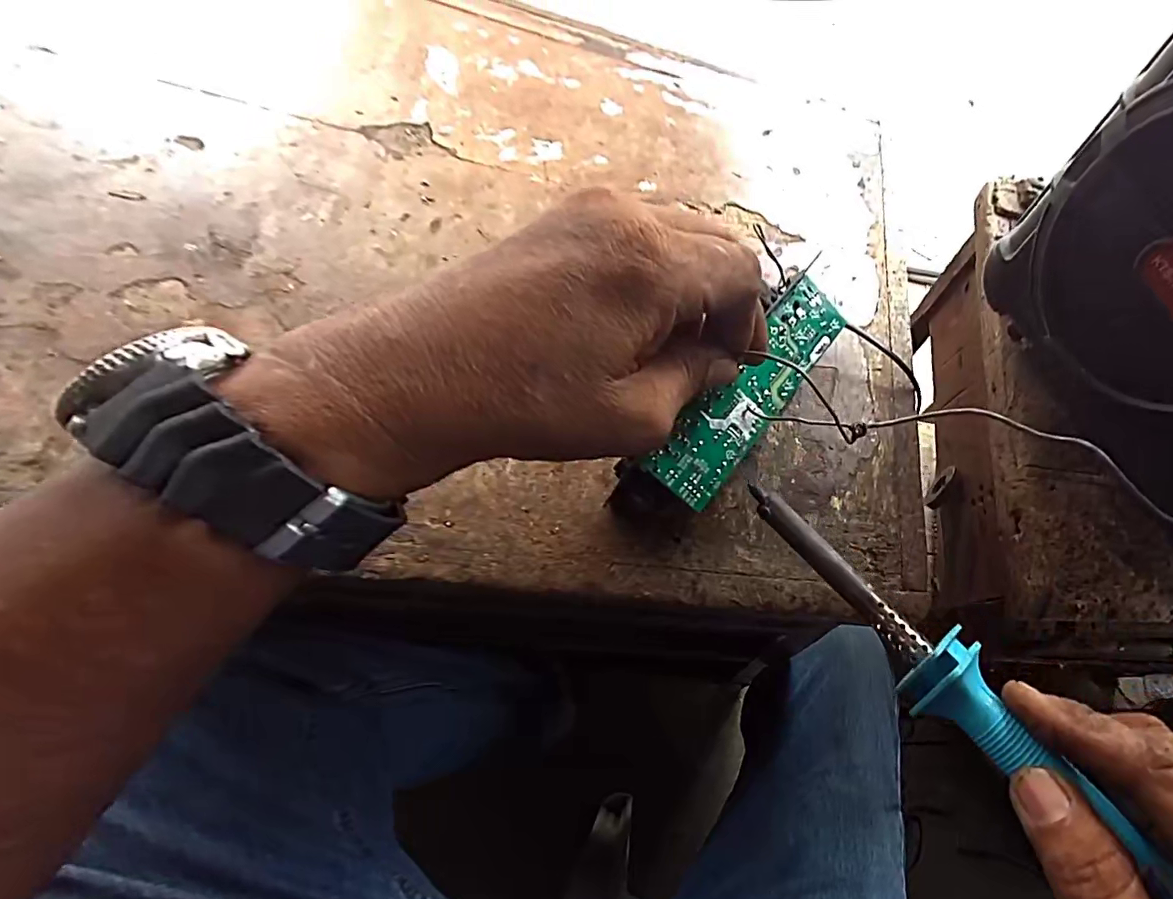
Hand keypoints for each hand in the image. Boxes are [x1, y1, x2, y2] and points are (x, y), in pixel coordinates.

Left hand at [217, 188, 766, 498]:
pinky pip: (643, 229)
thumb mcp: (638, 416)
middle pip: (719, 242)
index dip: (753, 321)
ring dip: (698, 282)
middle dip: (731, 301)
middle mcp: (627, 218)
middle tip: (718, 351)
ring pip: (684, 231)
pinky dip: (663, 268)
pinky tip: (642, 314)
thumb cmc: (531, 402)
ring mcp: (590, 208)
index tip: (738, 362)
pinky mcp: (563, 217)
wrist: (419, 373)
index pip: (743, 272)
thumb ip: (696, 379)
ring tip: (680, 336)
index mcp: (652, 265)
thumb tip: (722, 361)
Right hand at [1000, 682, 1172, 898]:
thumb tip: (1039, 790)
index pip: (1168, 775)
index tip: (1020, 703)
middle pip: (1172, 763)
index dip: (1082, 729)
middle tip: (1011, 727)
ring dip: (1100, 770)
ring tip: (1039, 768)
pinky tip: (1090, 808)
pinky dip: (1127, 796)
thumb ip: (1091, 888)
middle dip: (1083, 742)